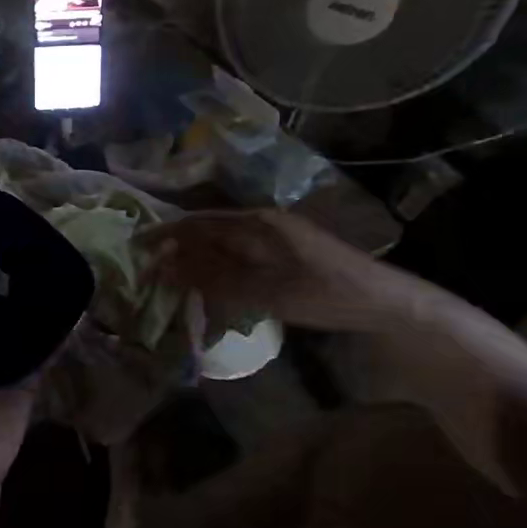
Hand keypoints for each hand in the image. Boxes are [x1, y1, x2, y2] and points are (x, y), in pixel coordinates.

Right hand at [140, 209, 439, 333]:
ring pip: (222, 249)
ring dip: (199, 267)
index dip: (166, 234)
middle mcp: (262, 224)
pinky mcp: (283, 259)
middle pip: (208, 233)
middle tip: (154, 275)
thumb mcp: (265, 290)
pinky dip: (220, 276)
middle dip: (179, 253)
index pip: (198, 222)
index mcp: (256, 223)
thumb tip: (166, 267)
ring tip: (178, 287)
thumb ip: (214, 278)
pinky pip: (239, 262)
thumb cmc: (325, 292)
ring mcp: (274, 240)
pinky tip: (214, 295)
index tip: (138, 248)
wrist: (387, 305)